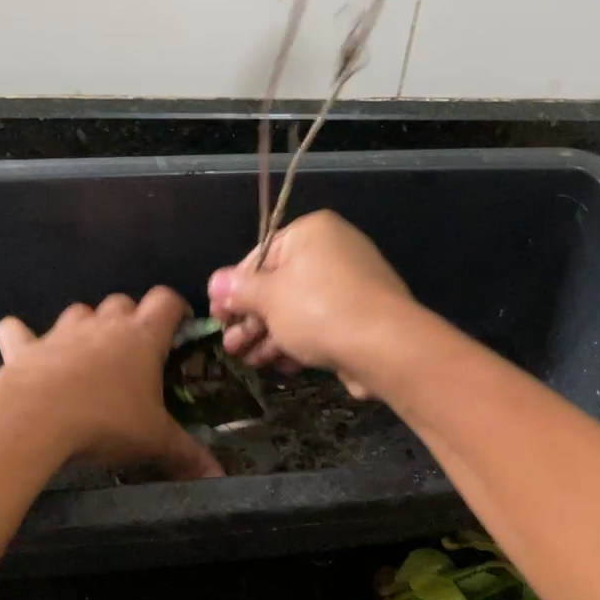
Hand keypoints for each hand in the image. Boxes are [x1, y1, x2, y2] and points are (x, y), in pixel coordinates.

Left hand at [0, 287, 222, 479]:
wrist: (35, 418)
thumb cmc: (107, 421)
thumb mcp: (154, 441)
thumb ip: (187, 455)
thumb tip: (219, 477)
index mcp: (142, 337)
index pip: (166, 301)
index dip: (175, 307)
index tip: (179, 323)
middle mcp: (104, 325)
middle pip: (122, 302)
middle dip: (129, 317)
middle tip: (134, 349)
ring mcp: (62, 333)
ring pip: (78, 312)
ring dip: (85, 324)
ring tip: (88, 351)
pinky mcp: (24, 347)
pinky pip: (18, 331)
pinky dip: (21, 337)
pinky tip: (24, 349)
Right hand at [207, 211, 414, 397]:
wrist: (385, 346)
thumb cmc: (319, 309)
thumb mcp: (269, 297)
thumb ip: (240, 290)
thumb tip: (215, 282)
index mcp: (312, 233)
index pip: (261, 255)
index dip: (234, 288)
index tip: (216, 315)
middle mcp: (334, 252)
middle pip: (280, 285)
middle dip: (251, 319)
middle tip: (229, 346)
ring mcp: (351, 286)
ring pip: (298, 310)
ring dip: (269, 336)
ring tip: (247, 361)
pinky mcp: (360, 318)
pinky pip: (320, 325)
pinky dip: (298, 343)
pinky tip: (279, 366)